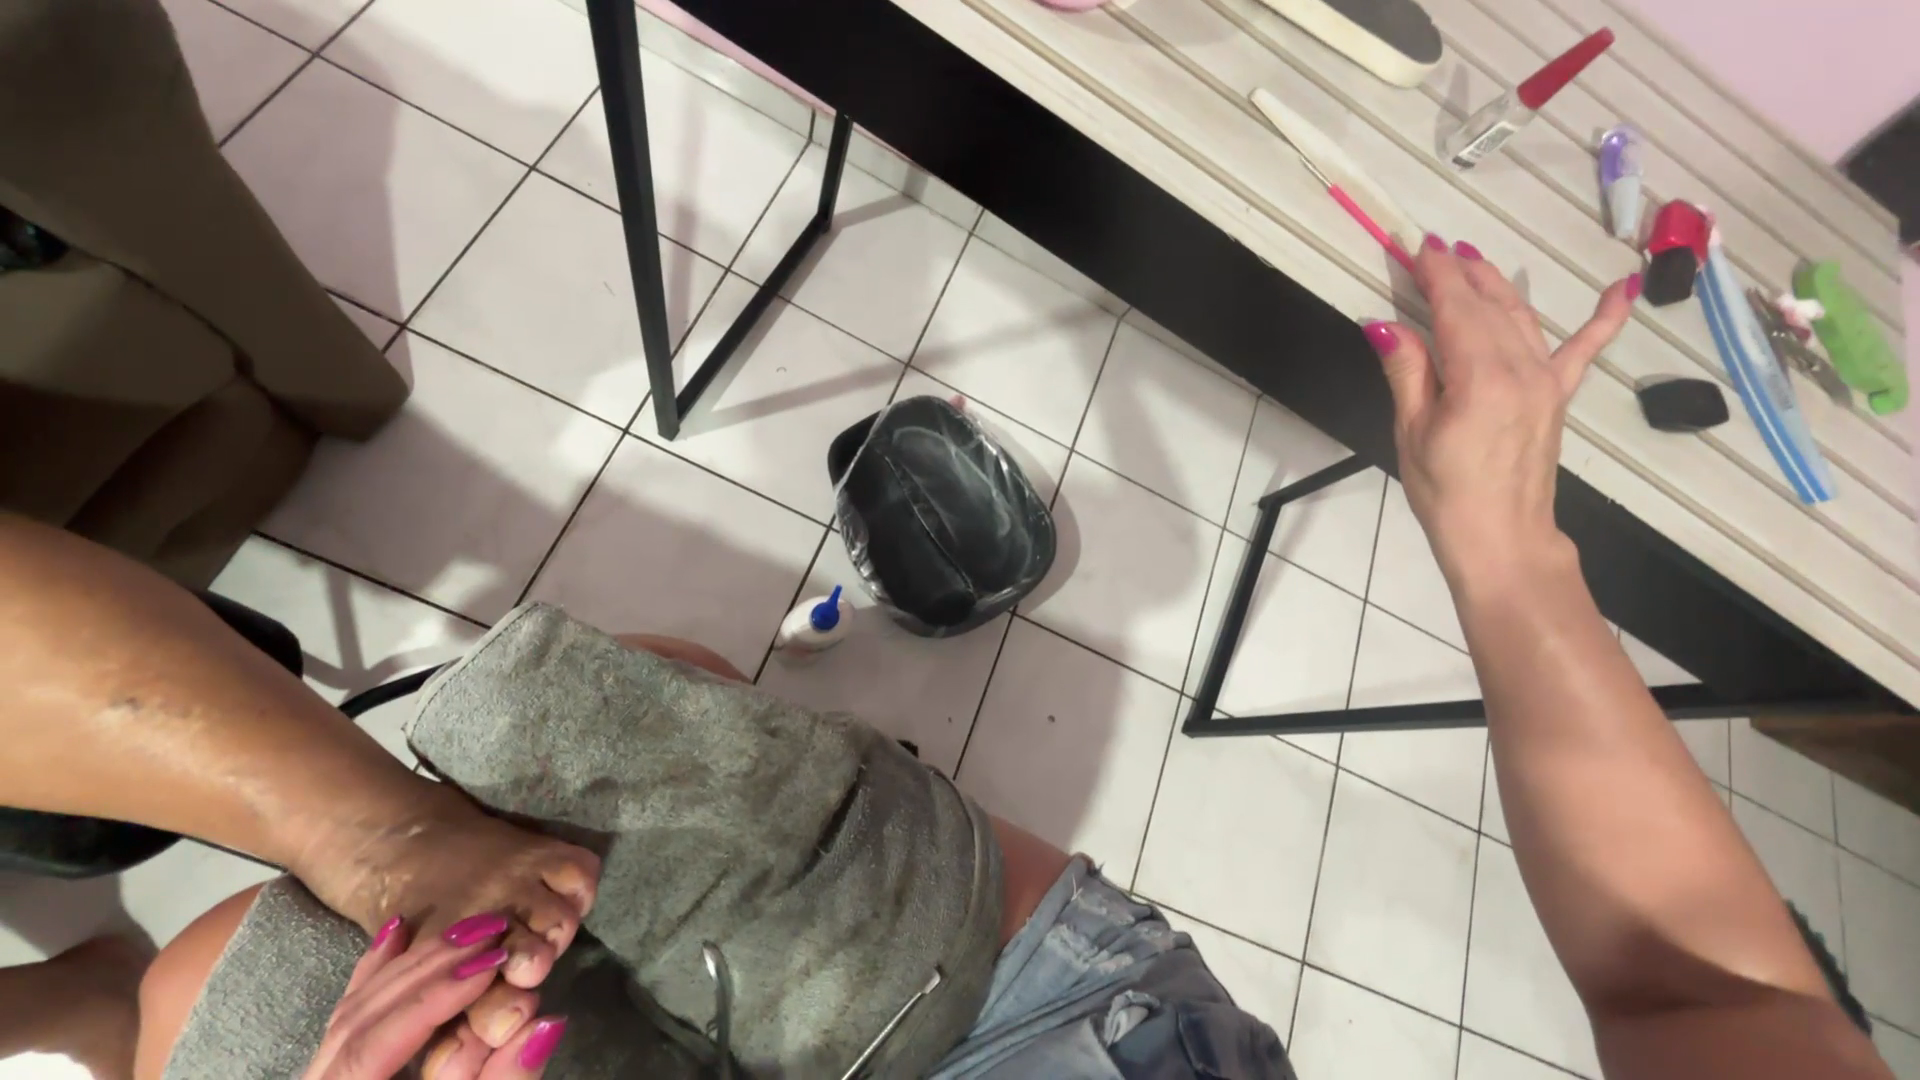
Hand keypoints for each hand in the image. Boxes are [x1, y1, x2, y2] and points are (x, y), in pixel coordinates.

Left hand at [302, 912, 566, 1079]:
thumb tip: (547, 1020)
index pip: (372, 1045)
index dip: (434, 997)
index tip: (494, 959)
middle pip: (360, 1019)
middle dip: (431, 968)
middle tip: (496, 929)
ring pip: (352, 1012)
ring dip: (416, 963)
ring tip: (477, 926)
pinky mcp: (327, 1078)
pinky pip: (345, 1019)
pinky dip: (376, 973)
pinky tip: (401, 931)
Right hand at [1366, 236, 1636, 582]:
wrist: (1500, 535)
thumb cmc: (1444, 490)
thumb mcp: (1413, 432)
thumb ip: (1407, 372)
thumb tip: (1383, 324)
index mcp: (1479, 377)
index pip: (1455, 309)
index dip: (1436, 275)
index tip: (1417, 247)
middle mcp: (1520, 367)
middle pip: (1488, 306)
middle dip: (1460, 273)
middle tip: (1434, 248)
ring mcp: (1547, 379)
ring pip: (1521, 316)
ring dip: (1497, 284)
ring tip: (1474, 259)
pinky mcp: (1558, 395)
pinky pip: (1585, 349)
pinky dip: (1605, 317)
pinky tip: (1623, 286)